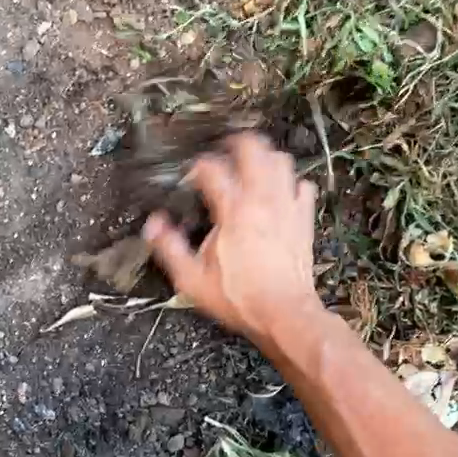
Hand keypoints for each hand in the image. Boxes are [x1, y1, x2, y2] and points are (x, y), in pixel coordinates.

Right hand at [142, 132, 324, 344]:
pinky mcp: (304, 218)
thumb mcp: (192, 279)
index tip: (192, 175)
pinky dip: (291, 183)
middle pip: (254, 149)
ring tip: (251, 165)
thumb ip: (169, 248)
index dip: (198, 166)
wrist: (284, 313)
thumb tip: (153, 225)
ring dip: (265, 157)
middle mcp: (261, 201)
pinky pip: (303, 186)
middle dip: (236, 143)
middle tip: (224, 151)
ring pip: (281, 161)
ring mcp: (287, 206)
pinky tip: (280, 192)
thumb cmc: (238, 297)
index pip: (212, 169)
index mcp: (232, 211)